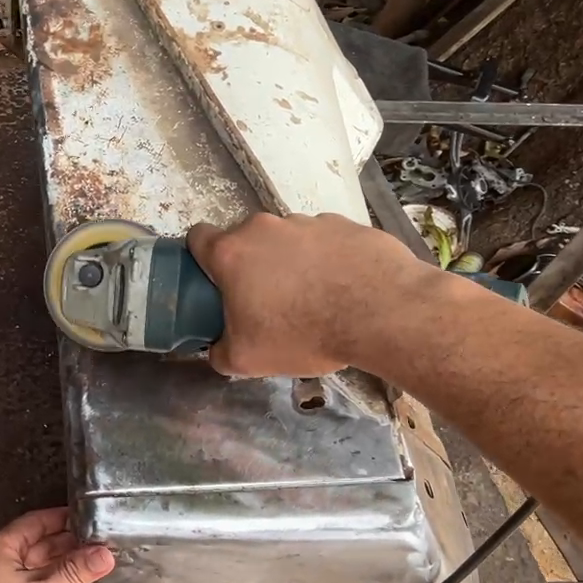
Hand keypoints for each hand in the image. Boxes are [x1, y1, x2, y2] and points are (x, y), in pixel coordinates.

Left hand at [0, 507, 114, 582]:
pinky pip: (26, 579)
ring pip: (32, 562)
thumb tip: (105, 553)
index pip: (37, 521)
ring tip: (90, 561)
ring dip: (58, 561)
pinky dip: (47, 578)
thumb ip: (72, 573)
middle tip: (100, 541)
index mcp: (1, 545)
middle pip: (36, 542)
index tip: (91, 517)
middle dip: (66, 541)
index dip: (64, 517)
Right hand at [187, 213, 434, 376]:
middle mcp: (264, 228)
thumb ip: (219, 352)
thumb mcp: (246, 360)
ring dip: (289, 260)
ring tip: (312, 296)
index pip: (197, 237)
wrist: (385, 314)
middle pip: (245, 239)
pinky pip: (324, 240)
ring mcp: (308, 222)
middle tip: (264, 299)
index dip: (200, 257)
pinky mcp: (347, 224)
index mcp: (231, 252)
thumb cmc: (303, 333)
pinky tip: (343, 287)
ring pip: (285, 239)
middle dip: (250, 264)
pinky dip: (326, 258)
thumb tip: (217, 348)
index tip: (213, 280)